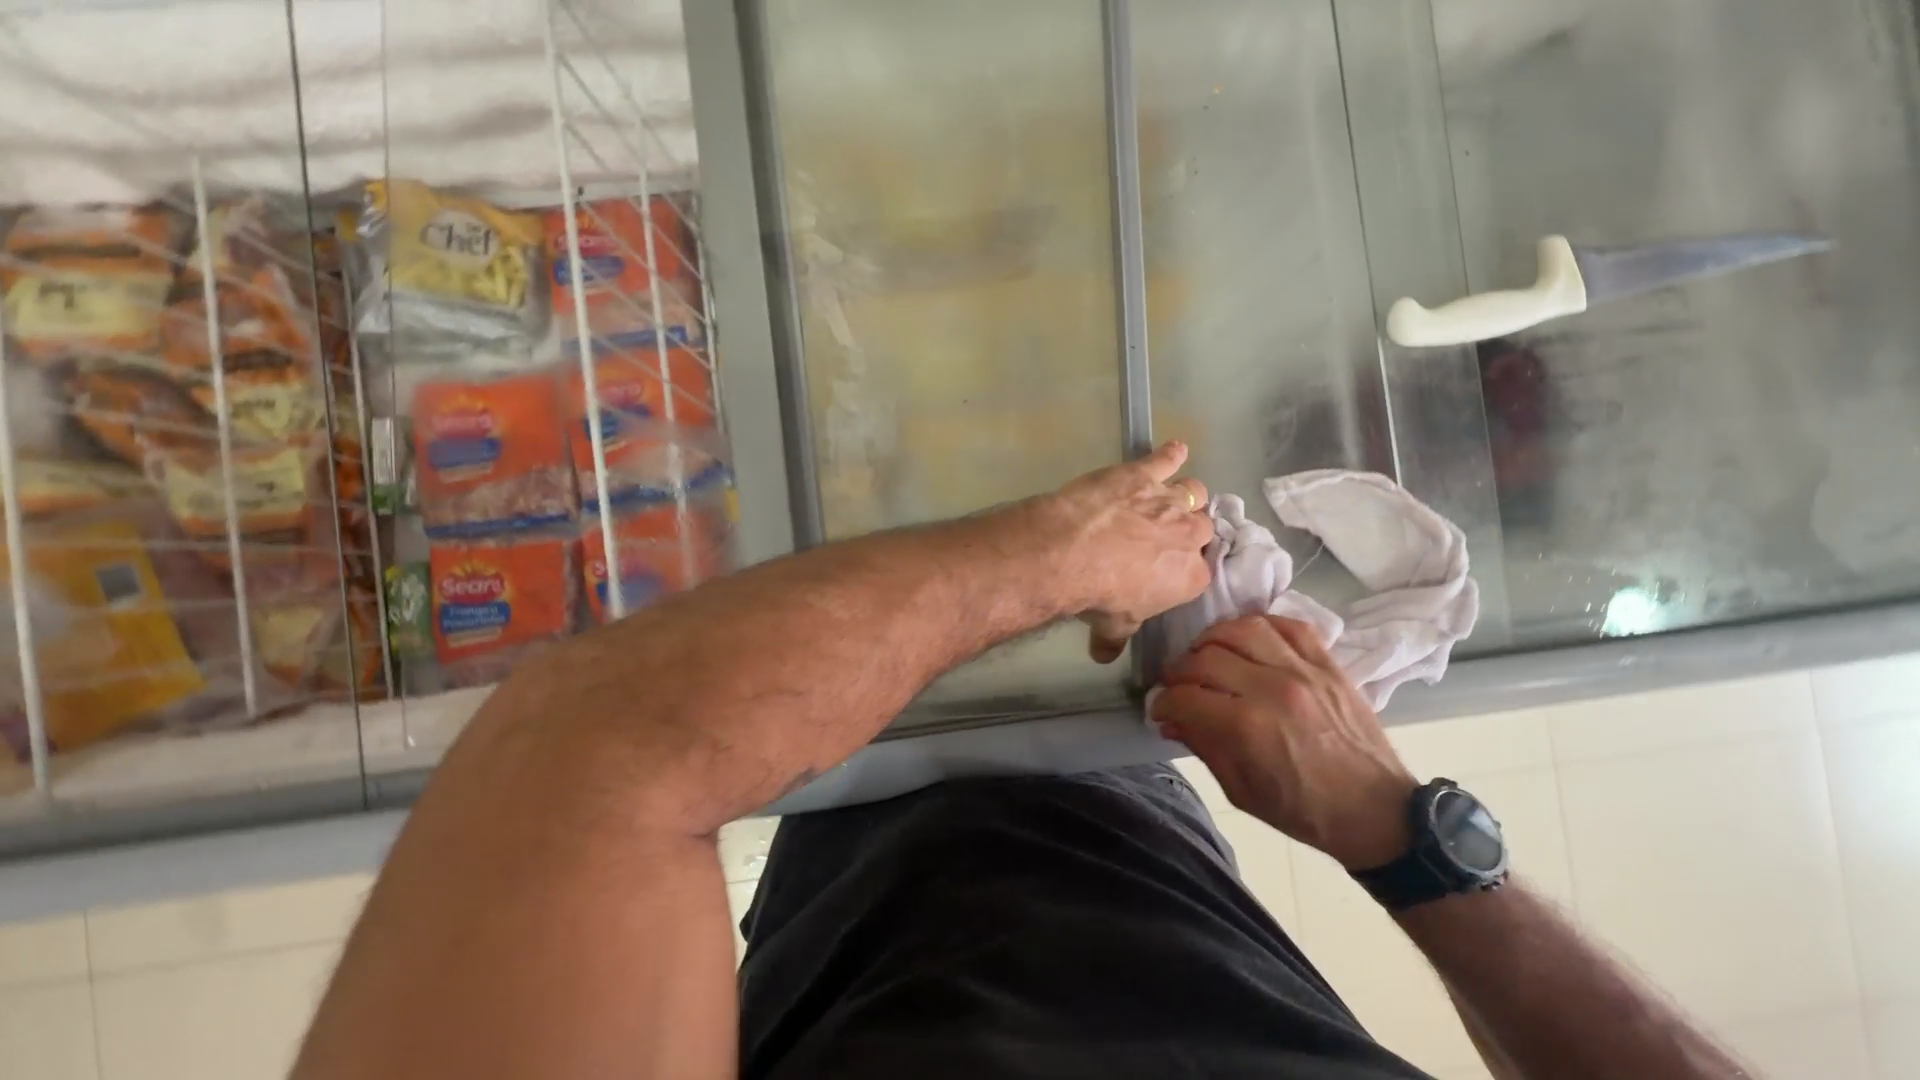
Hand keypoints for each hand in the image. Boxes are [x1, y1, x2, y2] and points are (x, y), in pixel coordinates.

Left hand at [1031, 441, 1212, 663]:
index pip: (1200, 572)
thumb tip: (1104, 656)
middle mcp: (1190, 536)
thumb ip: (1114, 640)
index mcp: (1190, 577)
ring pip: (1194, 492)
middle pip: (1202, 528)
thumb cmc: (1099, 595)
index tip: (1171, 570)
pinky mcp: (1143, 475)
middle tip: (1169, 535)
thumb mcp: (1111, 627)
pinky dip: (1171, 454)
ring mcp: (1169, 501)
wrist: (1073, 552)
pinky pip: (1166, 459)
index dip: (1186, 569)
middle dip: (1190, 531)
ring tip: (1175, 498)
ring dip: (1186, 496)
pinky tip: (1175, 449)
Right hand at [1152, 615, 1418, 869]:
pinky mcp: (1328, 664)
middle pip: (1206, 657)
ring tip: (1207, 655)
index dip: (1163, 703)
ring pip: (1242, 629)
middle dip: (1179, 671)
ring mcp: (1304, 670)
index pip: (1186, 696)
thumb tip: (1171, 721)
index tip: (1160, 710)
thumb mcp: (1241, 792)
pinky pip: (1288, 625)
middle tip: (1176, 686)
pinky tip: (1248, 643)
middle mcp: (1273, 688)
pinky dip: (1261, 626)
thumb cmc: (1304, 811)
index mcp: (1248, 728)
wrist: (1376, 811)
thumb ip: (1204, 748)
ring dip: (1213, 639)